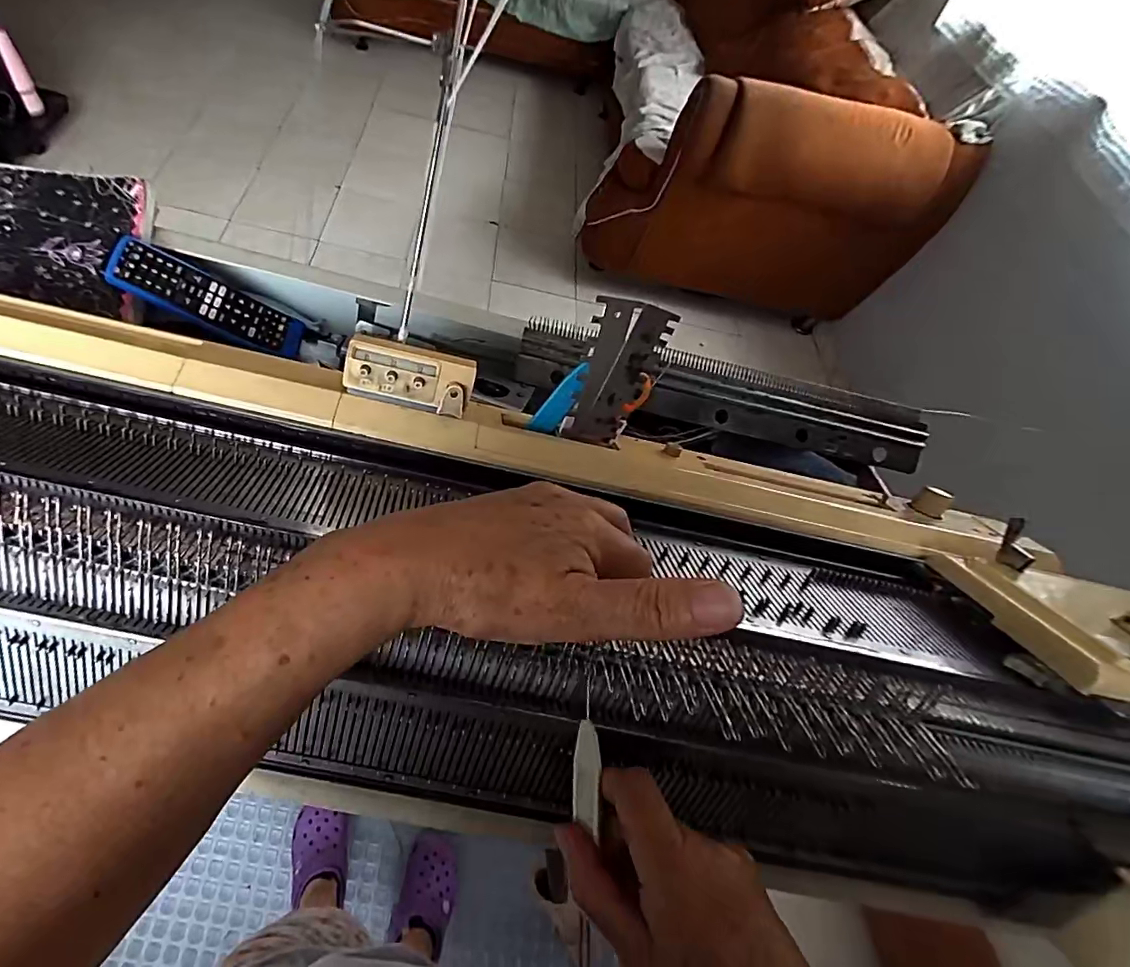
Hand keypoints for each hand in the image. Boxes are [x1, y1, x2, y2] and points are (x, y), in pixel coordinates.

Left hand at [282, 482, 742, 643]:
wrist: (404, 567)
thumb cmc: (484, 589)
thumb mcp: (579, 612)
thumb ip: (651, 610)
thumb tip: (725, 602)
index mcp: (586, 525)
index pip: (640, 563)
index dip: (641, 597)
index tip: (634, 622)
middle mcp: (556, 506)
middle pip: (610, 538)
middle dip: (616, 573)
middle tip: (606, 612)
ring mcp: (518, 508)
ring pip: (571, 531)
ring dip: (581, 560)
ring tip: (572, 596)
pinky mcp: (488, 518)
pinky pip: (532, 531)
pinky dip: (542, 554)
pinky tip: (522, 578)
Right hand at [556, 768, 809, 966]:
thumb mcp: (633, 948)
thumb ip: (594, 885)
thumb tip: (569, 837)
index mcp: (676, 859)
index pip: (634, 784)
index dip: (604, 785)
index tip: (587, 804)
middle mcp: (710, 848)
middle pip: (650, 818)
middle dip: (626, 845)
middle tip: (617, 893)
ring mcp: (734, 860)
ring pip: (673, 842)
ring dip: (655, 867)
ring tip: (656, 921)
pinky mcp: (748, 875)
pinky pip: (701, 859)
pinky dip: (684, 879)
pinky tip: (684, 923)